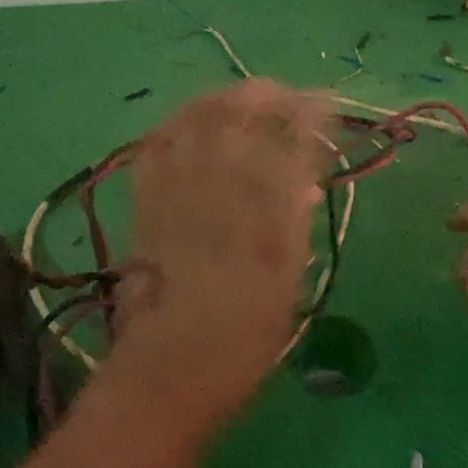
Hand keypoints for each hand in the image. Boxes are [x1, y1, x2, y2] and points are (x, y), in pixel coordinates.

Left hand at [108, 79, 332, 418]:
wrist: (167, 375)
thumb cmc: (240, 346)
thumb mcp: (285, 292)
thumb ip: (292, 232)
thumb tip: (301, 185)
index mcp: (265, 222)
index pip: (290, 151)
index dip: (307, 119)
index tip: (323, 101)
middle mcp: (221, 201)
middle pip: (240, 127)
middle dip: (263, 98)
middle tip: (282, 92)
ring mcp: (178, 200)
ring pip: (195, 130)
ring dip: (219, 102)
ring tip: (239, 95)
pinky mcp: (144, 210)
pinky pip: (154, 153)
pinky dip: (172, 127)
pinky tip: (186, 119)